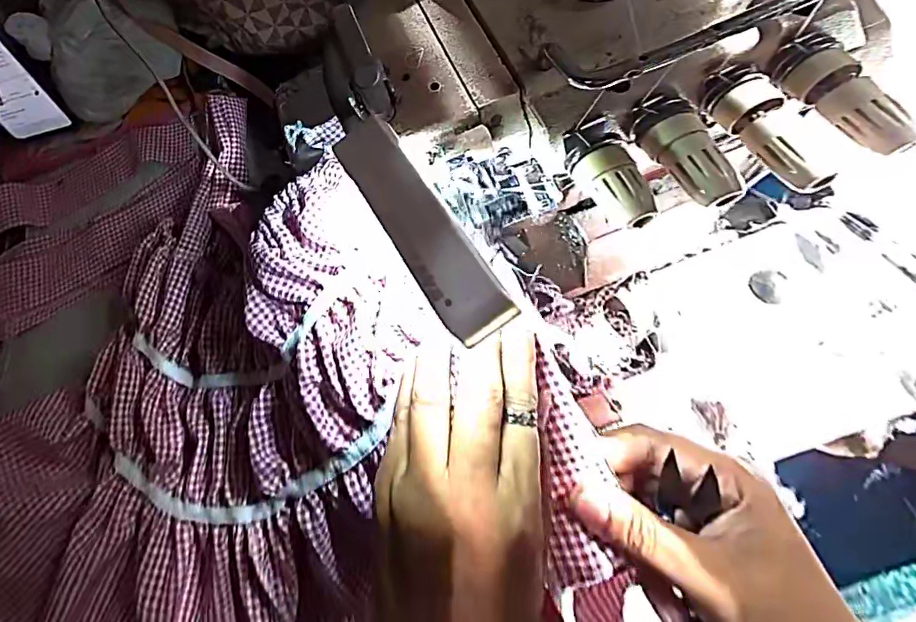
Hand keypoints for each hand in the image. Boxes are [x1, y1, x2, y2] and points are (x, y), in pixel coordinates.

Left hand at [374, 326, 542, 621]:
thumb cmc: (499, 593)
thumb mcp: (533, 531)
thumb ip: (528, 461)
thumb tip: (525, 398)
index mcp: (510, 501)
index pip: (518, 406)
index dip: (519, 358)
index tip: (518, 327)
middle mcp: (460, 485)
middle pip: (473, 392)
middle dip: (482, 347)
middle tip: (484, 321)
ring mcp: (413, 484)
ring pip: (425, 395)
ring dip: (436, 357)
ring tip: (445, 333)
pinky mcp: (383, 488)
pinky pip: (398, 420)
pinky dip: (409, 389)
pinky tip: (417, 372)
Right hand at [569, 425, 855, 621]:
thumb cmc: (788, 616)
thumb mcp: (707, 573)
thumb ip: (641, 533)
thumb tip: (581, 493)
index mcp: (723, 474)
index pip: (648, 442)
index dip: (605, 454)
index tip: (568, 475)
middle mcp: (714, 487)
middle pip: (643, 474)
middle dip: (617, 501)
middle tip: (584, 521)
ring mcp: (710, 520)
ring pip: (646, 509)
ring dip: (632, 537)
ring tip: (628, 563)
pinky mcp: (706, 550)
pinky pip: (659, 538)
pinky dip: (647, 558)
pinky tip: (652, 585)